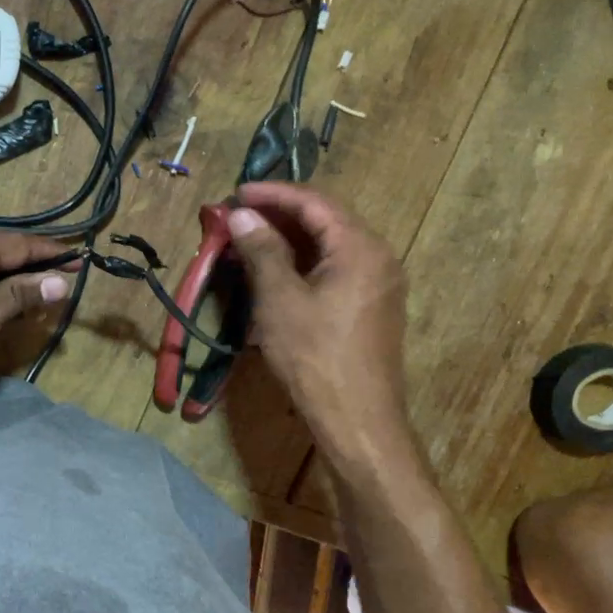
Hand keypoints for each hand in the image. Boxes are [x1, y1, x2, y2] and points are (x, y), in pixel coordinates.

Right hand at [226, 183, 413, 465]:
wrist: (357, 418)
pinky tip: (273, 277)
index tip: (234, 194)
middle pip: (325, 221)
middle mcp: (378, 257)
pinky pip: (334, 272)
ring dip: (287, 242)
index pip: (314, 202)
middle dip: (277, 217)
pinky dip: (301, 266)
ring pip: (328, 248)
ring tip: (246, 244)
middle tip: (236, 218)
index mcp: (360, 247)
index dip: (272, 194)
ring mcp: (378, 285)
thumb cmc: (315, 355)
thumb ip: (262, 251)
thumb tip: (242, 216)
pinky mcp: (370, 309)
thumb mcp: (279, 300)